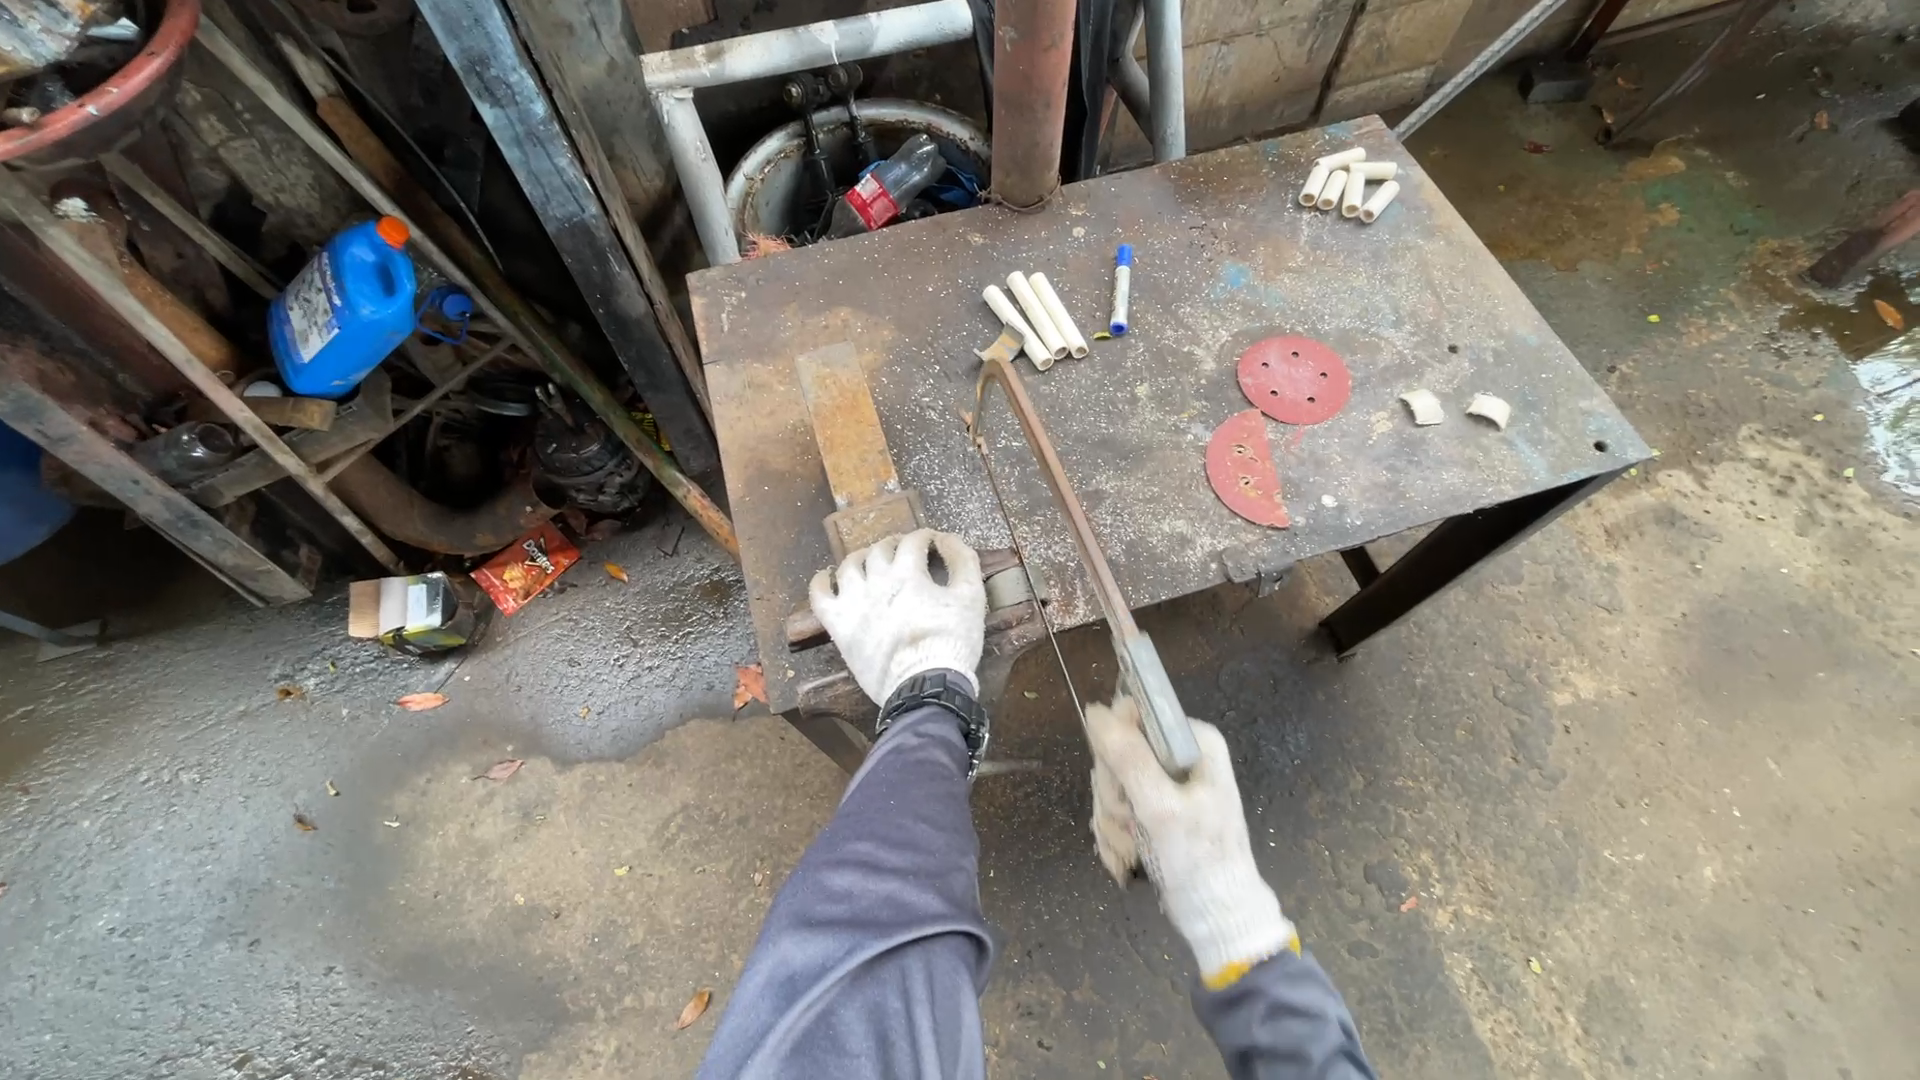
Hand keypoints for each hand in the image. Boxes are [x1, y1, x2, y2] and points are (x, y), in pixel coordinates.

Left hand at [809, 529, 986, 704]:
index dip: (925, 537)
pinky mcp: (838, 626)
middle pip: (881, 549)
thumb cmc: (951, 642)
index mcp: (908, 572)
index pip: (913, 541)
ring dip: (861, 557)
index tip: (933, 543)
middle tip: (905, 552)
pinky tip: (825, 577)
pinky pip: (819, 596)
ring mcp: (853, 602)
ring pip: (849, 566)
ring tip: (870, 561)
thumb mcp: (971, 598)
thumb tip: (948, 540)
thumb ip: (963, 562)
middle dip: (895, 545)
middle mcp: (876, 580)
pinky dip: (820, 582)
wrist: (925, 686)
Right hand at [1087, 696, 1297, 986]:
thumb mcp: (1160, 807)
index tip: (1124, 792)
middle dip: (1114, 796)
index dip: (1116, 754)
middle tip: (1131, 824)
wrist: (1217, 917)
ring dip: (1114, 819)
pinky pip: (1116, 803)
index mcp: (1193, 740)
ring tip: (1134, 845)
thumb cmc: (1198, 861)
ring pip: (1111, 781)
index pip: (1130, 719)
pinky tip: (1129, 853)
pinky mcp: (1155, 804)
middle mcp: (1181, 752)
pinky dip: (1117, 831)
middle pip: (1116, 753)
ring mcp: (1167, 779)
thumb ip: (1129, 757)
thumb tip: (1095, 711)